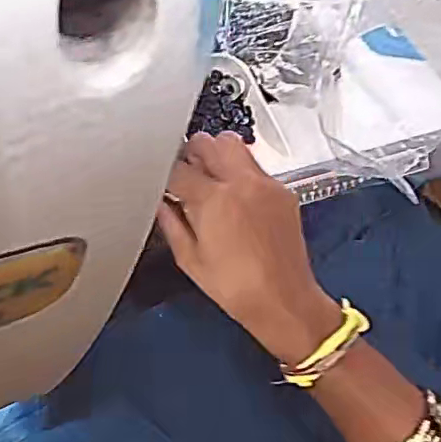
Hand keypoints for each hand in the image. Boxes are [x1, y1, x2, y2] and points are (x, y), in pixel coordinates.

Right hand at [156, 131, 342, 364]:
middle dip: (190, 153)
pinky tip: (230, 194)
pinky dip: (238, 170)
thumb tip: (161, 206)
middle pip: (208, 143)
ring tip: (205, 177)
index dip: (162, 173)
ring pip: (234, 146)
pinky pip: (254, 166)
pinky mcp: (282, 192)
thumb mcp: (189, 259)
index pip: (178, 169)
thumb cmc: (238, 288)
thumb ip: (171, 224)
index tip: (158, 181)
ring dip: (216, 154)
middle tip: (181, 171)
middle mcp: (242, 184)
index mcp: (213, 200)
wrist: (282, 299)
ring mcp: (265, 184)